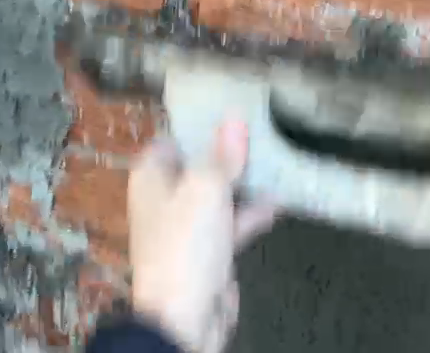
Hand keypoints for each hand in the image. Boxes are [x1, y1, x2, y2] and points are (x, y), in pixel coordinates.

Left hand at [128, 121, 278, 352]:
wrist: (185, 319)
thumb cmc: (186, 243)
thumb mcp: (207, 188)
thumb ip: (223, 155)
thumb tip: (235, 119)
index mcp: (151, 177)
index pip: (171, 138)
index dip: (197, 124)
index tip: (228, 110)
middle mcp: (165, 197)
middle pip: (197, 164)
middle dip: (226, 152)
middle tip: (258, 131)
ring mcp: (187, 226)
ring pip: (217, 193)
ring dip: (242, 181)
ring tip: (274, 161)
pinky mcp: (207, 251)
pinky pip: (230, 222)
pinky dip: (250, 212)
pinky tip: (277, 201)